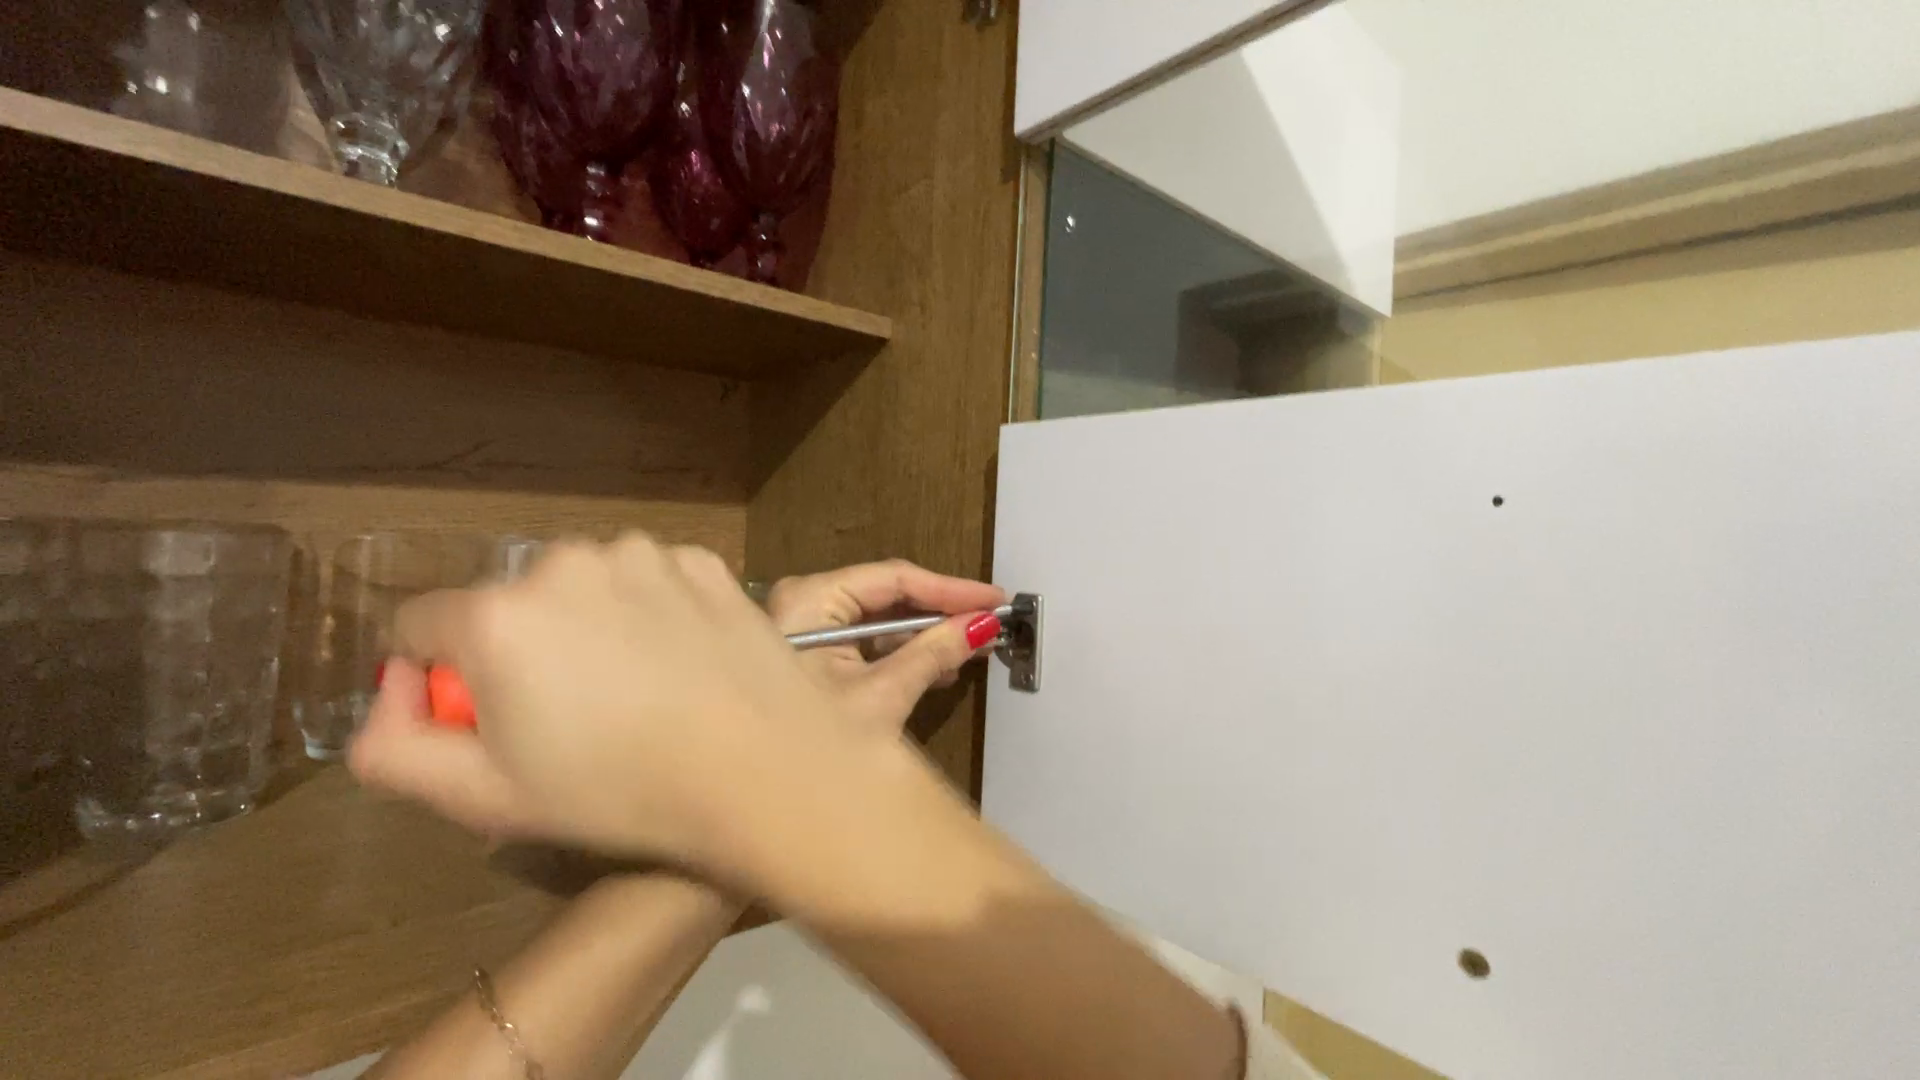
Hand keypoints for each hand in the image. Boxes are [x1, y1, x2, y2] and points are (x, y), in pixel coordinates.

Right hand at [349, 535, 867, 870]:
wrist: (765, 765)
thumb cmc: (622, 791)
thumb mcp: (484, 796)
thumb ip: (394, 745)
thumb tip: (397, 690)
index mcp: (498, 614)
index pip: (421, 627)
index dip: (443, 679)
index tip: (490, 721)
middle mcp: (568, 562)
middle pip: (511, 604)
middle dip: (524, 649)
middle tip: (576, 714)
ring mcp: (645, 554)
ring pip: (585, 587)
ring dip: (591, 626)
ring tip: (637, 689)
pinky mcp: (705, 561)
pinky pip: (651, 582)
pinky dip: (652, 612)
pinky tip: (682, 662)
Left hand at [766, 560, 1006, 736]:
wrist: (760, 791)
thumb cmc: (810, 747)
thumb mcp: (881, 696)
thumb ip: (934, 654)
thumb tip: (984, 625)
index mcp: (809, 601)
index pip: (893, 578)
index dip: (950, 588)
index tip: (995, 598)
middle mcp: (805, 604)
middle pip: (888, 595)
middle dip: (942, 612)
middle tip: (992, 621)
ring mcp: (807, 630)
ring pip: (881, 619)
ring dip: (928, 635)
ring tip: (976, 646)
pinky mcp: (813, 655)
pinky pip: (867, 641)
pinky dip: (905, 652)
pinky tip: (942, 666)